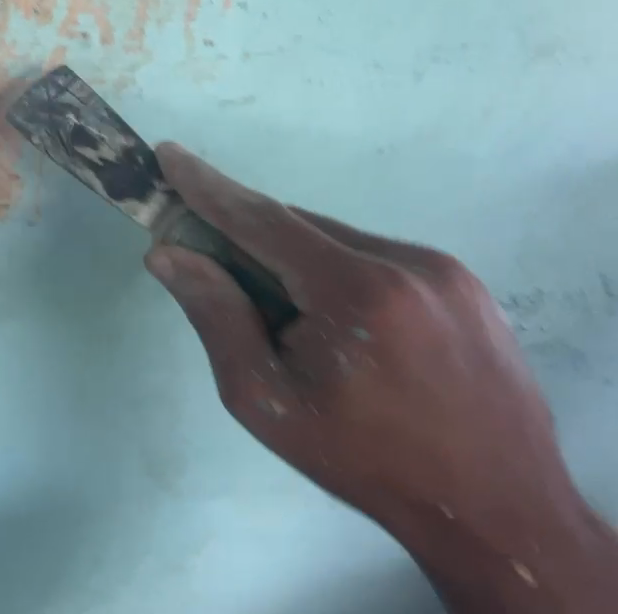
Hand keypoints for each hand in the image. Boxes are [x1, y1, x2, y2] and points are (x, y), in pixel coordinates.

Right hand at [146, 144, 615, 610]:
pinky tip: (328, 322)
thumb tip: (167, 253)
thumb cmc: (363, 458)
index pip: (262, 218)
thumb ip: (214, 314)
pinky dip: (331, 270)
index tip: (167, 154)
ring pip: (335, 241)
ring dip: (289, 258)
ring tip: (280, 318)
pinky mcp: (466, 289)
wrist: (498, 513)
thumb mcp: (262, 396)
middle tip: (207, 267)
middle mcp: (410, 265)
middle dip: (245, 237)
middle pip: (297, 227)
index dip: (207, 186)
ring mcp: (448, 275)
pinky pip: (373, 258)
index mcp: (359, 291)